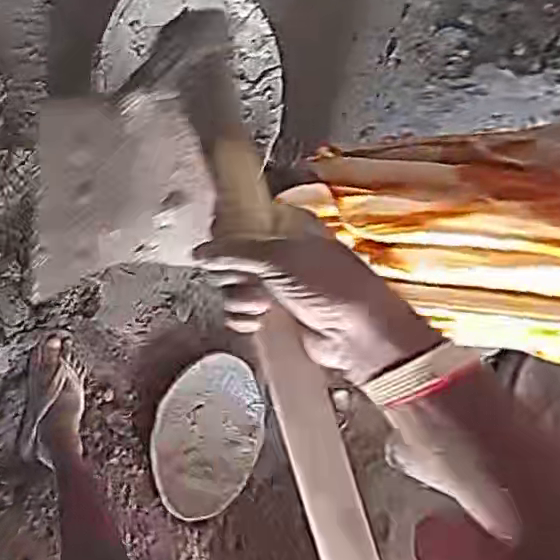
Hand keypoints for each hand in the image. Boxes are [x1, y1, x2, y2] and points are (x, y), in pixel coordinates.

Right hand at [193, 205, 440, 384]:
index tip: (219, 243)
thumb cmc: (332, 287)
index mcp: (289, 228)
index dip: (228, 232)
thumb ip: (233, 252)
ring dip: (239, 298)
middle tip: (247, 278)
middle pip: (232, 256)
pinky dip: (243, 317)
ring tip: (260, 304)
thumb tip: (200, 252)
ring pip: (232, 285)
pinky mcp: (274, 313)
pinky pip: (239, 310)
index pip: (245, 221)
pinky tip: (258, 320)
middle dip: (233, 272)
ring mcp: (277, 285)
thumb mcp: (278, 258)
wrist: (359, 338)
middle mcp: (281, 254)